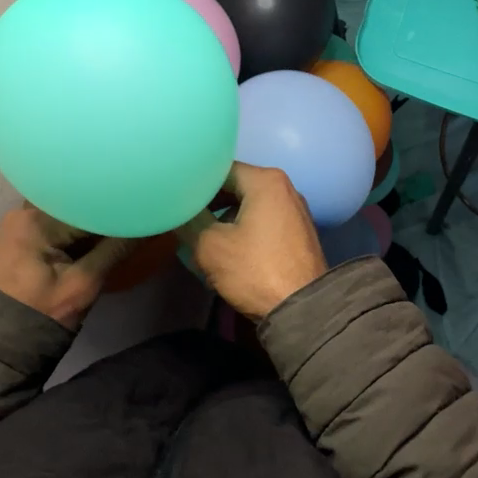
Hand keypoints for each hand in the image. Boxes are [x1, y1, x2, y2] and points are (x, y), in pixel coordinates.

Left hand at [0, 204, 137, 329]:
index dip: (118, 204)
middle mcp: (26, 211)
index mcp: (37, 219)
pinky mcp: (24, 234)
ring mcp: (22, 221)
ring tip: (126, 219)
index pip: (88, 201)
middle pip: (78, 201)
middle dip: (107, 208)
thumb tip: (153, 224)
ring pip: (71, 210)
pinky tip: (103, 232)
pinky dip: (81, 226)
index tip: (144, 205)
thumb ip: (117, 249)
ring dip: (95, 217)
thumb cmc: (39, 315)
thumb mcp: (83, 285)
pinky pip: (61, 221)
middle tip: (139, 210)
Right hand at [182, 163, 328, 319]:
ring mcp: (294, 209)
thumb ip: (189, 220)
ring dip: (223, 219)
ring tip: (200, 239)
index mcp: (265, 180)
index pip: (220, 169)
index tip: (176, 199)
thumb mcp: (210, 246)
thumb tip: (175, 208)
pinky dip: (242, 229)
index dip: (195, 183)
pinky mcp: (297, 231)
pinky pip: (262, 220)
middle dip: (209, 203)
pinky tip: (226, 251)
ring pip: (248, 205)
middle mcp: (284, 187)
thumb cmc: (254, 270)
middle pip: (235, 186)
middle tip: (184, 220)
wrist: (302, 308)